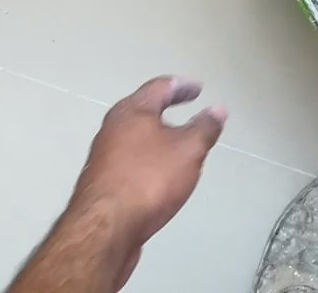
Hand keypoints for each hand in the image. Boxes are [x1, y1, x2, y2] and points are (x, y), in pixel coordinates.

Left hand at [66, 77, 226, 263]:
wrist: (103, 233)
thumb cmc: (148, 180)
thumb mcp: (188, 150)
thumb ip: (204, 128)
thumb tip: (217, 110)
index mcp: (132, 111)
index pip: (160, 87)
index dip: (182, 86)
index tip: (197, 89)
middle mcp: (112, 128)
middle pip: (142, 110)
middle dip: (165, 108)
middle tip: (185, 108)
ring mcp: (102, 157)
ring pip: (134, 137)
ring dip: (155, 136)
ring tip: (175, 145)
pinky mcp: (100, 185)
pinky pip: (129, 162)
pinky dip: (146, 159)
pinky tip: (157, 176)